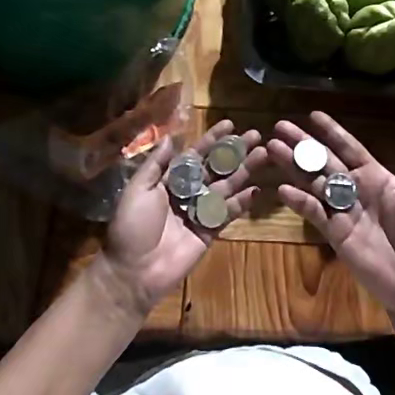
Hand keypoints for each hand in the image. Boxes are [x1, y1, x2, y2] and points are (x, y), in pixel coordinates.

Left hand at [98, 120, 265, 314]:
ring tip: (263, 155)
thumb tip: (170, 137)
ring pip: (226, 186)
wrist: (133, 271)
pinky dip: (242, 201)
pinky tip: (257, 189)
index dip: (212, 139)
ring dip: (245, 171)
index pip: (195, 154)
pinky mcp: (210, 231)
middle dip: (235, 151)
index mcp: (169, 180)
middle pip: (216, 168)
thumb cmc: (131, 226)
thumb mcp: (138, 189)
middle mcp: (188, 192)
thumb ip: (156, 164)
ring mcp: (201, 211)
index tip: (231, 124)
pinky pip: (228, 213)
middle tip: (256, 135)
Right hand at [269, 111, 394, 313]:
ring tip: (272, 148)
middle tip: (280, 127)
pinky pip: (313, 212)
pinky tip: (282, 188)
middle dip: (303, 145)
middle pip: (324, 161)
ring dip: (294, 166)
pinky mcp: (333, 232)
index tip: (312, 115)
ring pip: (313, 182)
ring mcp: (341, 210)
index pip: (349, 148)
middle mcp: (354, 188)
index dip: (332, 132)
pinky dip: (299, 201)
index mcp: (375, 176)